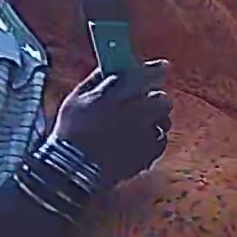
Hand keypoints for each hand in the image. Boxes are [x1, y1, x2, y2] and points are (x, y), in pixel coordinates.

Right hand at [53, 60, 171, 182]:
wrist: (74, 170)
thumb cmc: (71, 132)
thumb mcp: (76, 99)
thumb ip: (97, 81)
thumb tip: (115, 67)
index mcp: (112, 98)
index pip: (142, 77)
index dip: (154, 70)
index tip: (163, 66)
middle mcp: (132, 115)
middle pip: (161, 99)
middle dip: (156, 98)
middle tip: (146, 102)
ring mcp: (143, 136)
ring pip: (164, 120)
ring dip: (156, 119)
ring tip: (139, 124)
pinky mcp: (148, 154)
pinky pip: (161, 139)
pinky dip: (154, 138)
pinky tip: (137, 140)